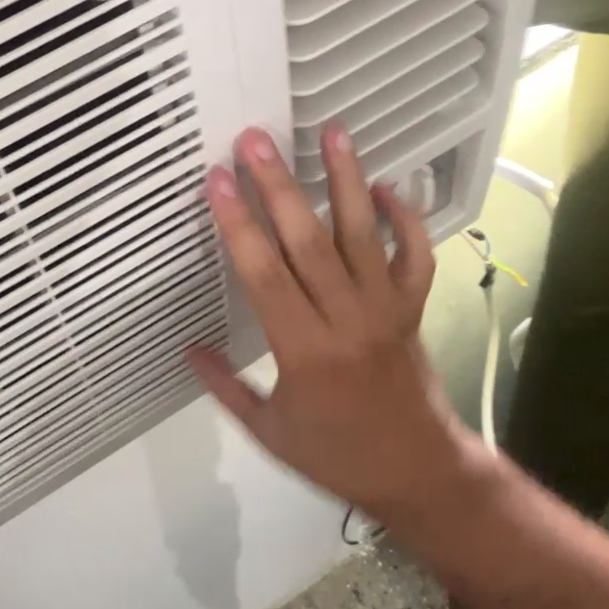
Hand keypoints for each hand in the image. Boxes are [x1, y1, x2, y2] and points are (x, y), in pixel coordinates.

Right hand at [185, 124, 481, 520]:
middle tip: (255, 140)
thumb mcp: (269, 433)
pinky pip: (415, 255)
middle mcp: (347, 319)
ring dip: (347, 181)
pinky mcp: (412, 307)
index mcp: (304, 351)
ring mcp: (386, 308)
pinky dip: (405, 219)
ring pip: (364, 236)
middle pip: (309, 241)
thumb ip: (224, 387)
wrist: (421, 475)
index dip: (238, 224)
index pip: (264, 274)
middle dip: (279, 186)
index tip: (218, 181)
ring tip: (333, 133)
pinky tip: (385, 186)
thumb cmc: (337, 454)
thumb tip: (187, 348)